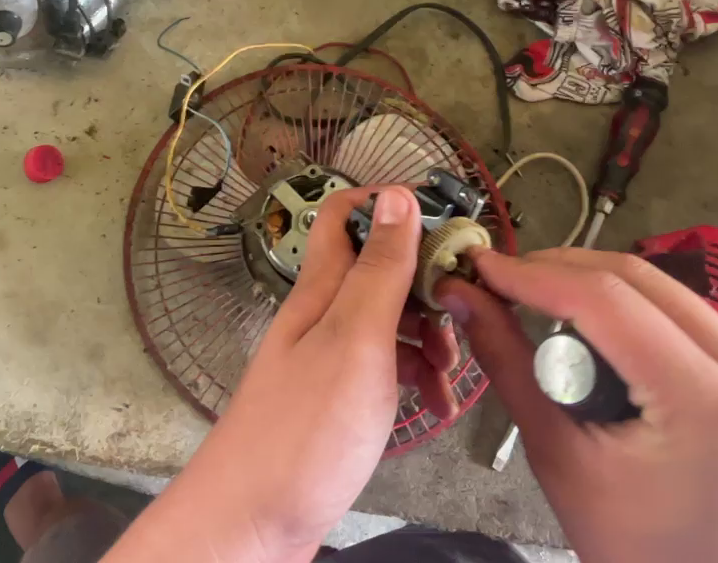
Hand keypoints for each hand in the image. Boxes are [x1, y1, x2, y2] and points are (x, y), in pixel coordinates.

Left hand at [107, 185, 459, 562]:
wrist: (253, 521)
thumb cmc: (307, 425)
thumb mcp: (355, 339)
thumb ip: (379, 270)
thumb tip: (396, 196)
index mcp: (322, 287)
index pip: (347, 214)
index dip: (390, 205)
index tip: (443, 219)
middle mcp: (324, 313)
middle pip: (380, 270)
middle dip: (426, 284)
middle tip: (464, 314)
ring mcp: (330, 357)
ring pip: (390, 324)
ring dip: (430, 339)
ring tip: (453, 376)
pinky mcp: (339, 400)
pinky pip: (386, 372)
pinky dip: (417, 381)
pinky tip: (438, 408)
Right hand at [438, 248, 717, 562]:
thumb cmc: (639, 558)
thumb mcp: (561, 461)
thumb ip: (508, 365)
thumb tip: (461, 295)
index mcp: (709, 403)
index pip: (605, 300)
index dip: (533, 273)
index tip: (479, 265)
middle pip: (641, 280)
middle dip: (562, 269)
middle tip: (504, 281)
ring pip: (668, 293)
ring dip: (598, 287)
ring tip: (543, 305)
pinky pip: (693, 322)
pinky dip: (636, 314)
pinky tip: (599, 336)